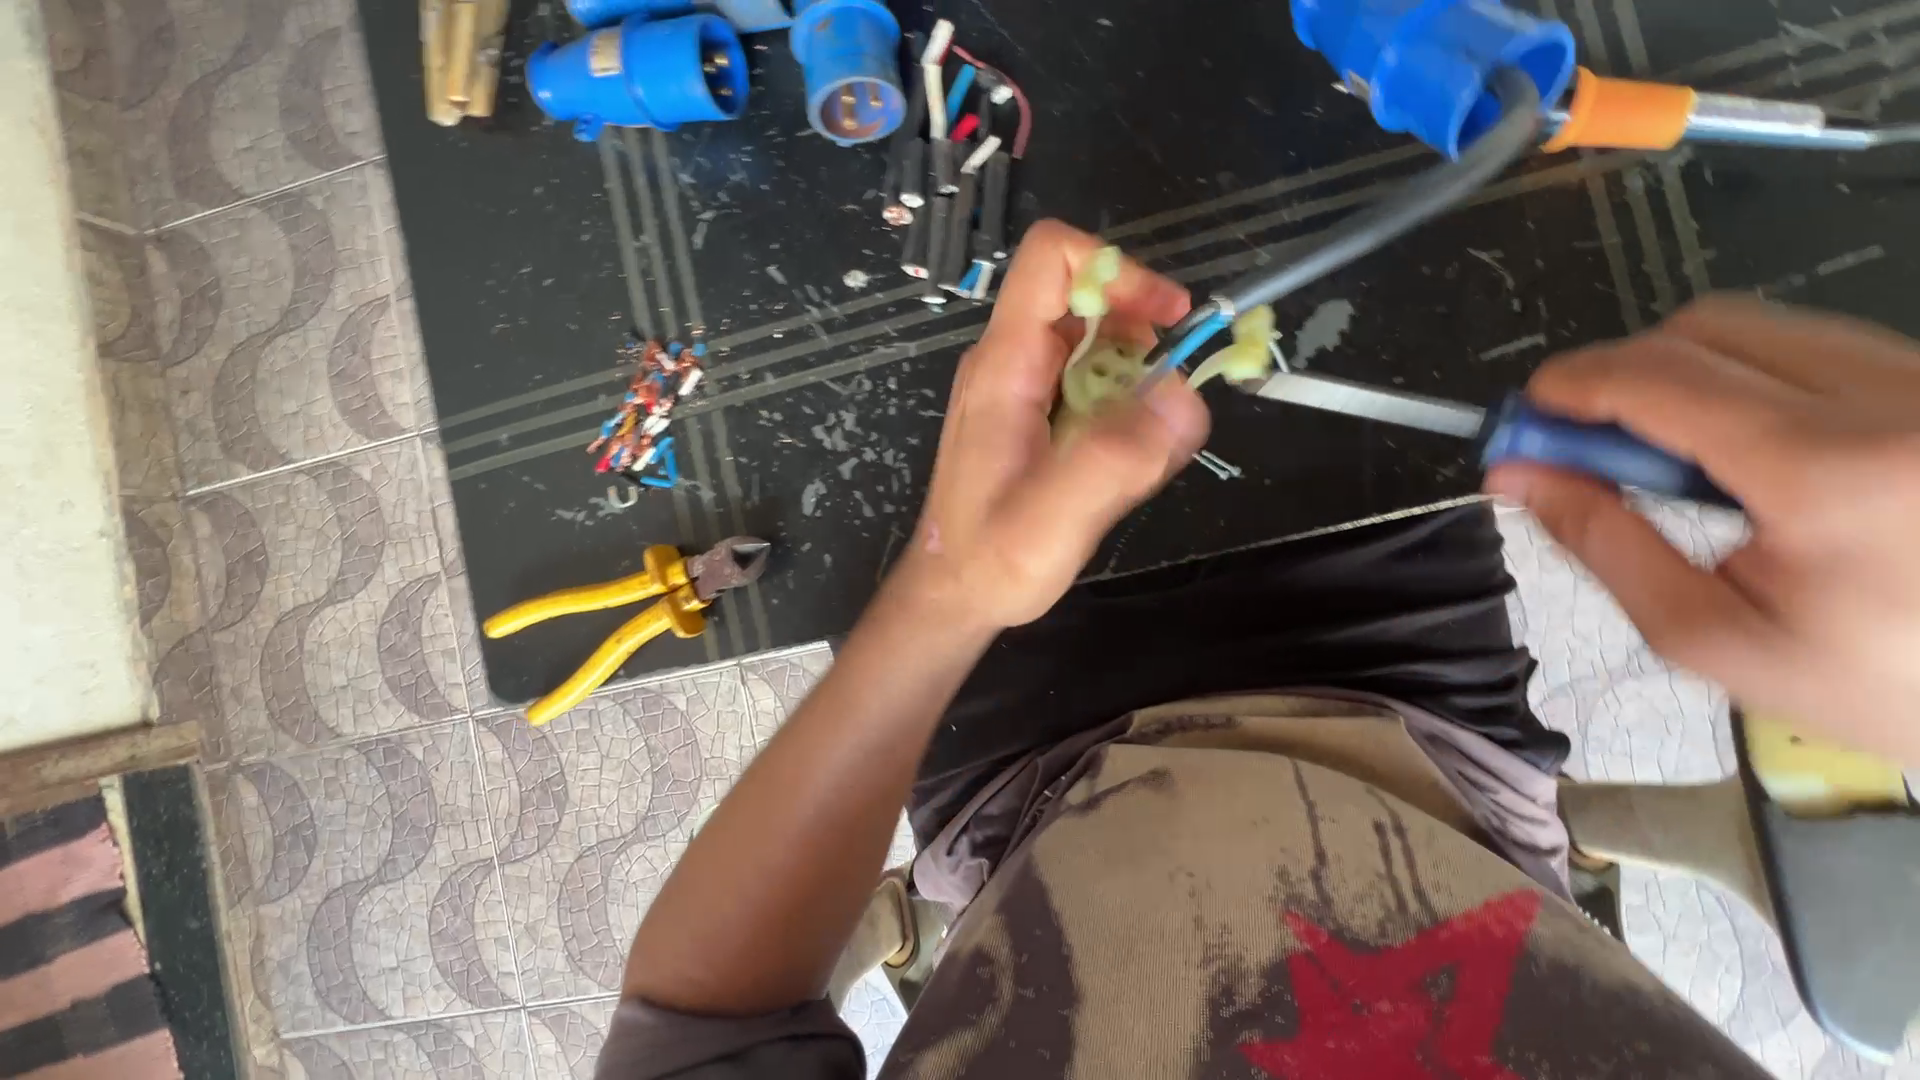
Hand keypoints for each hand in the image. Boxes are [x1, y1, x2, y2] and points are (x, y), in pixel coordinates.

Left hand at [889, 221, 1209, 630]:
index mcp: (1005, 365)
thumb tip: (1185, 394)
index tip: (1169, 318)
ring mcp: (1017, 389)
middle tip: (1170, 393)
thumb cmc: (991, 560)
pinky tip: (1125, 454)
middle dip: (1139, 330)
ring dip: (1135, 373)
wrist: (952, 594)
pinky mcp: (1030, 417)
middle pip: (1080, 296)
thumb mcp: (1054, 518)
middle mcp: (1008, 363)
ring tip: (1148, 435)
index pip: (1051, 260)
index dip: (1117, 270)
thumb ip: (1115, 459)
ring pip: (1090, 342)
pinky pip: (1086, 383)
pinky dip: (1121, 403)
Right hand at [1485, 295, 1919, 762]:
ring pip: (1763, 332)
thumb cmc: (1884, 681)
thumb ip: (1601, 541)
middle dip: (1618, 376)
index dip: (1569, 384)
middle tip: (1580, 445)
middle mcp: (1901, 403)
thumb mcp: (1707, 632)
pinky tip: (1738, 459)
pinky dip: (1743, 389)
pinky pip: (1817, 353)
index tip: (1523, 415)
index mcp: (1833, 472)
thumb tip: (1518, 476)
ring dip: (1680, 383)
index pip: (1661, 379)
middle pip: (1708, 330)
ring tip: (1669, 466)